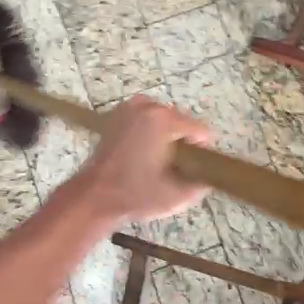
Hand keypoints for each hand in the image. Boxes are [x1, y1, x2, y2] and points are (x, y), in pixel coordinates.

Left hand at [60, 96, 211, 224]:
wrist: (94, 197)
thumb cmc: (136, 195)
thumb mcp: (177, 196)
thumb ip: (201, 184)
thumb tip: (209, 177)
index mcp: (163, 119)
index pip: (199, 129)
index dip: (203, 151)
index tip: (197, 169)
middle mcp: (146, 106)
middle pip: (179, 121)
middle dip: (182, 142)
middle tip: (177, 168)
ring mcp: (127, 108)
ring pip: (161, 120)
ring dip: (165, 137)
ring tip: (160, 162)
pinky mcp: (115, 117)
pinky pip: (143, 121)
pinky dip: (148, 134)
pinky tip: (145, 155)